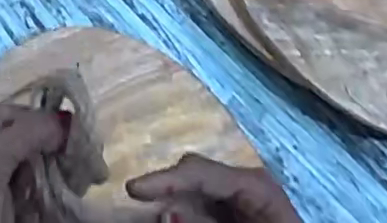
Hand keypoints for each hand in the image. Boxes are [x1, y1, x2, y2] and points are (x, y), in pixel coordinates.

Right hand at [127, 155, 301, 222]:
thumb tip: (168, 212)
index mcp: (255, 183)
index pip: (199, 171)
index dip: (163, 179)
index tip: (130, 189)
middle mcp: (247, 183)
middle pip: (195, 177)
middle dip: (167, 192)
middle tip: (139, 204)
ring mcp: (244, 198)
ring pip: (197, 193)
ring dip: (176, 203)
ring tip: (155, 212)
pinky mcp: (239, 212)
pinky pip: (205, 207)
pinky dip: (189, 213)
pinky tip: (175, 214)